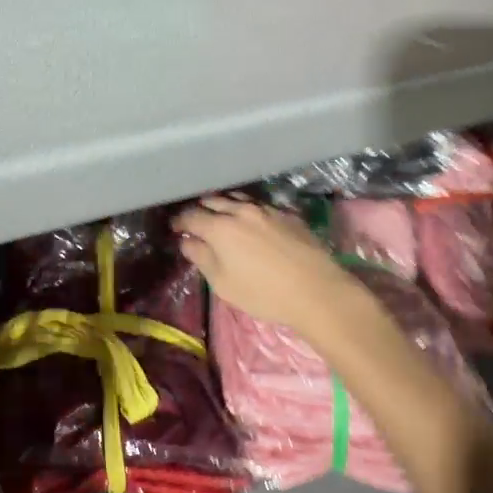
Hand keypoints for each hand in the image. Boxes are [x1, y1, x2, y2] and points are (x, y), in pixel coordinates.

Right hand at [174, 194, 383, 340]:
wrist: (316, 290)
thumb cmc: (263, 293)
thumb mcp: (224, 283)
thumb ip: (202, 258)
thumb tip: (187, 241)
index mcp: (219, 227)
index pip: (190, 216)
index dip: (179, 221)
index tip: (175, 228)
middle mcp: (240, 210)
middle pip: (212, 201)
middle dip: (200, 209)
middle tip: (195, 220)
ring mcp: (266, 209)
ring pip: (237, 199)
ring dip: (224, 204)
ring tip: (221, 215)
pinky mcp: (287, 213)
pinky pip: (259, 205)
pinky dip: (247, 210)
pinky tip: (251, 221)